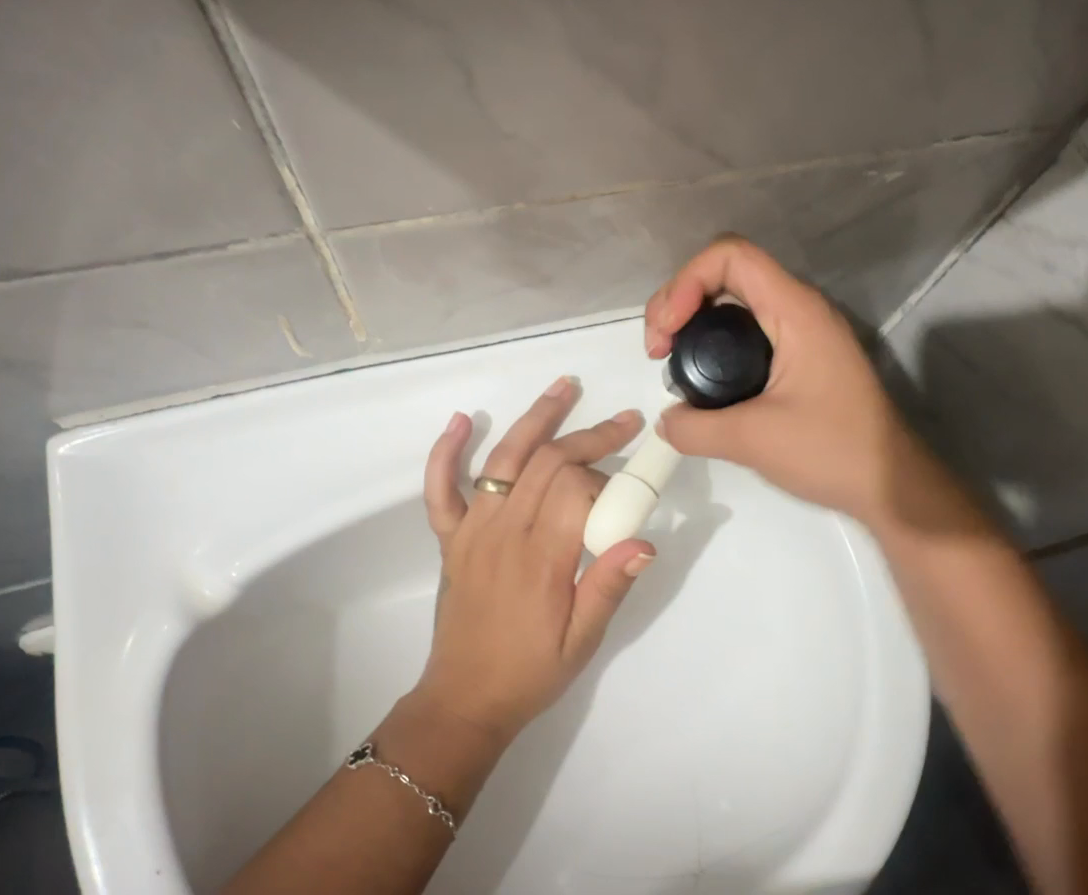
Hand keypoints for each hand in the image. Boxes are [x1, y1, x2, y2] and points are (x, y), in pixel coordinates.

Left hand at [413, 376, 655, 741]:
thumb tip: (646, 540)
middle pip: (545, 462)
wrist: (466, 699)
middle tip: (624, 421)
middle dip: (588, 435)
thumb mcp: (583, 641)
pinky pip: (441, 489)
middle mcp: (502, 533)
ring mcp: (471, 531)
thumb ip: (609, 586)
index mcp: (540, 558)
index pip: (573, 488)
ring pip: (503, 460)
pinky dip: (446, 452)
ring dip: (534, 420)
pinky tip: (461, 420)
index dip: (604, 477)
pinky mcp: (451, 539)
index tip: (628, 489)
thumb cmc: (532, 672)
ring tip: (564, 387)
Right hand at [644, 236, 934, 526]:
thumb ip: (696, 427)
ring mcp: (804, 333)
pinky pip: (751, 330)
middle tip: (658, 349)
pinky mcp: (804, 358)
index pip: (730, 256)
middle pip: (728, 273)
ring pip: (737, 301)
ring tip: (671, 360)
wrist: (892, 484)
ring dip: (696, 321)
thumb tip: (666, 421)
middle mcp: (801, 309)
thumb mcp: (753, 440)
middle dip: (681, 300)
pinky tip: (704, 380)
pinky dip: (717, 342)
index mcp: (795, 310)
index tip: (668, 332)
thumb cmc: (832, 451)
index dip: (686, 281)